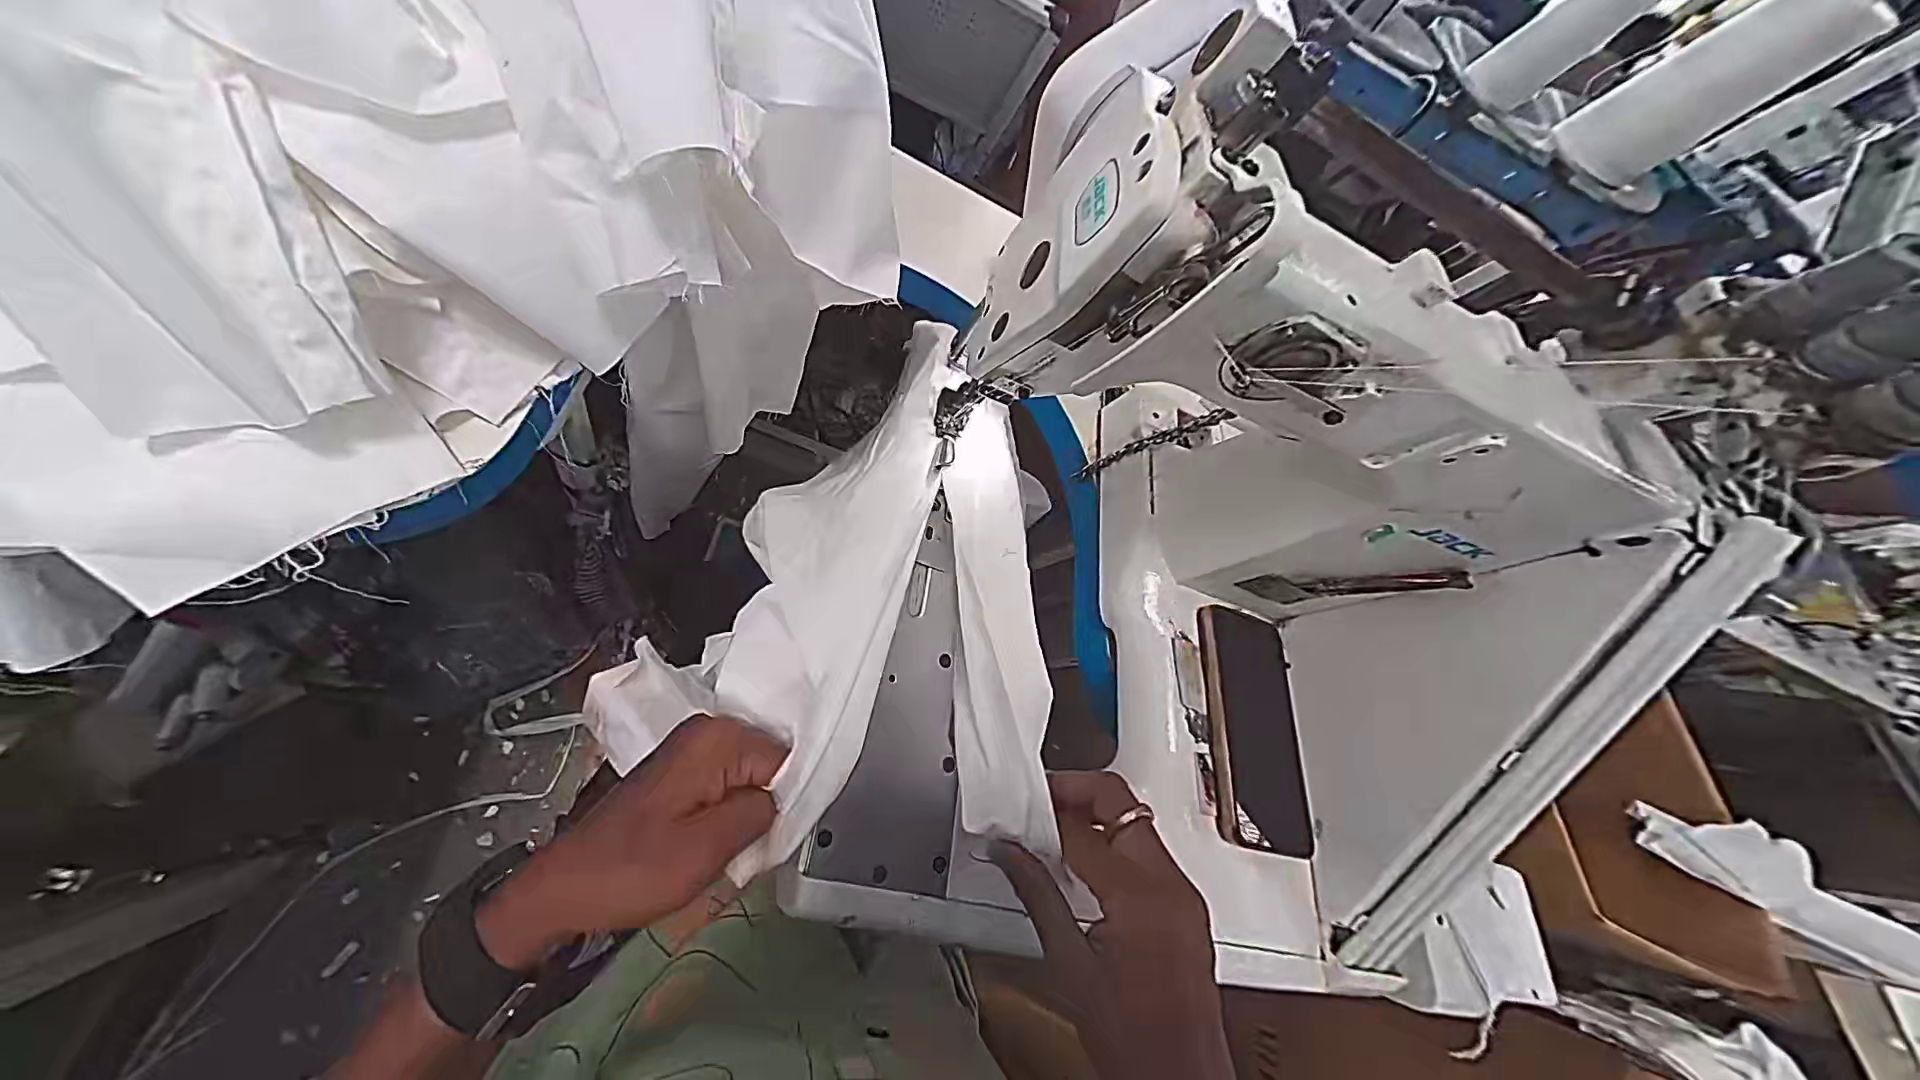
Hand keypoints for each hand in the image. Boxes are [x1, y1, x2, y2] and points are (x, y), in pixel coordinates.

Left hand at [476, 714, 786, 969]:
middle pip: (770, 766)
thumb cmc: (629, 871)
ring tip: (718, 847)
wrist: (563, 889)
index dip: (783, 803)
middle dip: (764, 807)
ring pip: (753, 779)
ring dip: (746, 815)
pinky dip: (728, 814)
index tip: (761, 838)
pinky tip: (708, 840)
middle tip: (736, 846)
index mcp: (716, 739)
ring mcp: (694, 748)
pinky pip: (730, 785)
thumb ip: (760, 813)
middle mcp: (708, 731)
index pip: (786, 761)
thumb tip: (782, 798)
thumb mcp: (706, 849)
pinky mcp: (684, 768)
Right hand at [992, 771, 1234, 1079]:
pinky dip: (1114, 839)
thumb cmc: (1134, 1043)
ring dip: (1094, 812)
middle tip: (1040, 800)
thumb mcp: (1069, 964)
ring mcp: (1183, 892)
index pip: (1081, 829)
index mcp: (1139, 898)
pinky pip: (1149, 848)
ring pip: (1136, 818)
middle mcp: (1170, 885)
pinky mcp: (1187, 903)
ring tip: (1055, 827)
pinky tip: (1086, 858)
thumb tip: (1010, 855)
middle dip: (1075, 790)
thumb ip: (1038, 895)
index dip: (1043, 816)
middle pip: (1120, 800)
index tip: (1019, 819)